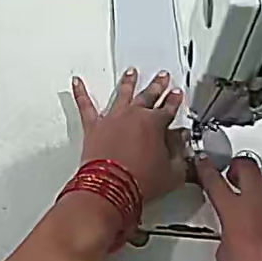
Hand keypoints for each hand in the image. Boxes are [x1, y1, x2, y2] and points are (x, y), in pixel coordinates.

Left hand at [71, 69, 185, 203]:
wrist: (110, 188)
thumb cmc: (138, 180)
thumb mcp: (173, 173)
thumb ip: (181, 157)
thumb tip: (184, 151)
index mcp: (155, 123)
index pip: (169, 108)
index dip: (175, 101)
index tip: (177, 95)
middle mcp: (134, 115)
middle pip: (148, 96)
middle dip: (157, 86)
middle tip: (162, 78)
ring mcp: (113, 119)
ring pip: (123, 94)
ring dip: (128, 82)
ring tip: (131, 73)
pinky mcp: (94, 127)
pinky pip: (85, 106)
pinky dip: (81, 93)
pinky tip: (77, 82)